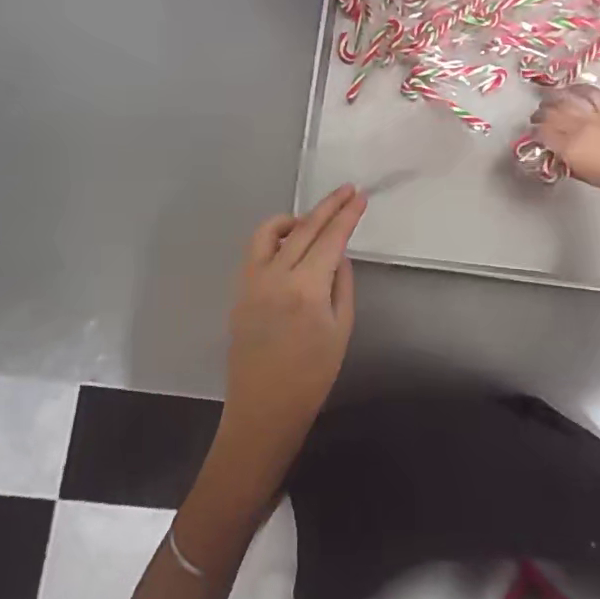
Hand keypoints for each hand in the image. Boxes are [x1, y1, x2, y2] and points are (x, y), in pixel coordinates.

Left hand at [224, 184, 366, 453]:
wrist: (265, 407)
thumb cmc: (312, 376)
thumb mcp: (340, 330)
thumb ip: (341, 285)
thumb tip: (338, 256)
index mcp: (306, 288)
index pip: (330, 239)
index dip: (347, 215)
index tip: (360, 197)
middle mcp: (275, 276)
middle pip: (303, 229)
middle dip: (327, 206)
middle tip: (346, 191)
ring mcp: (251, 282)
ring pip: (270, 233)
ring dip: (294, 219)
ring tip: (313, 221)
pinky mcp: (239, 292)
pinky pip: (255, 253)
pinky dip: (273, 239)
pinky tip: (288, 246)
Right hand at [532, 86, 599, 199]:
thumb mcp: (582, 174)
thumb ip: (565, 160)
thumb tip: (555, 151)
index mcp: (569, 148)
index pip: (542, 133)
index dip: (534, 132)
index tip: (533, 133)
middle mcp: (578, 127)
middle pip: (551, 113)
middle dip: (540, 114)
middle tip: (538, 116)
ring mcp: (595, 114)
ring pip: (567, 99)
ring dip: (554, 98)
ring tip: (550, 100)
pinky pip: (591, 92)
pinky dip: (578, 88)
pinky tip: (572, 89)